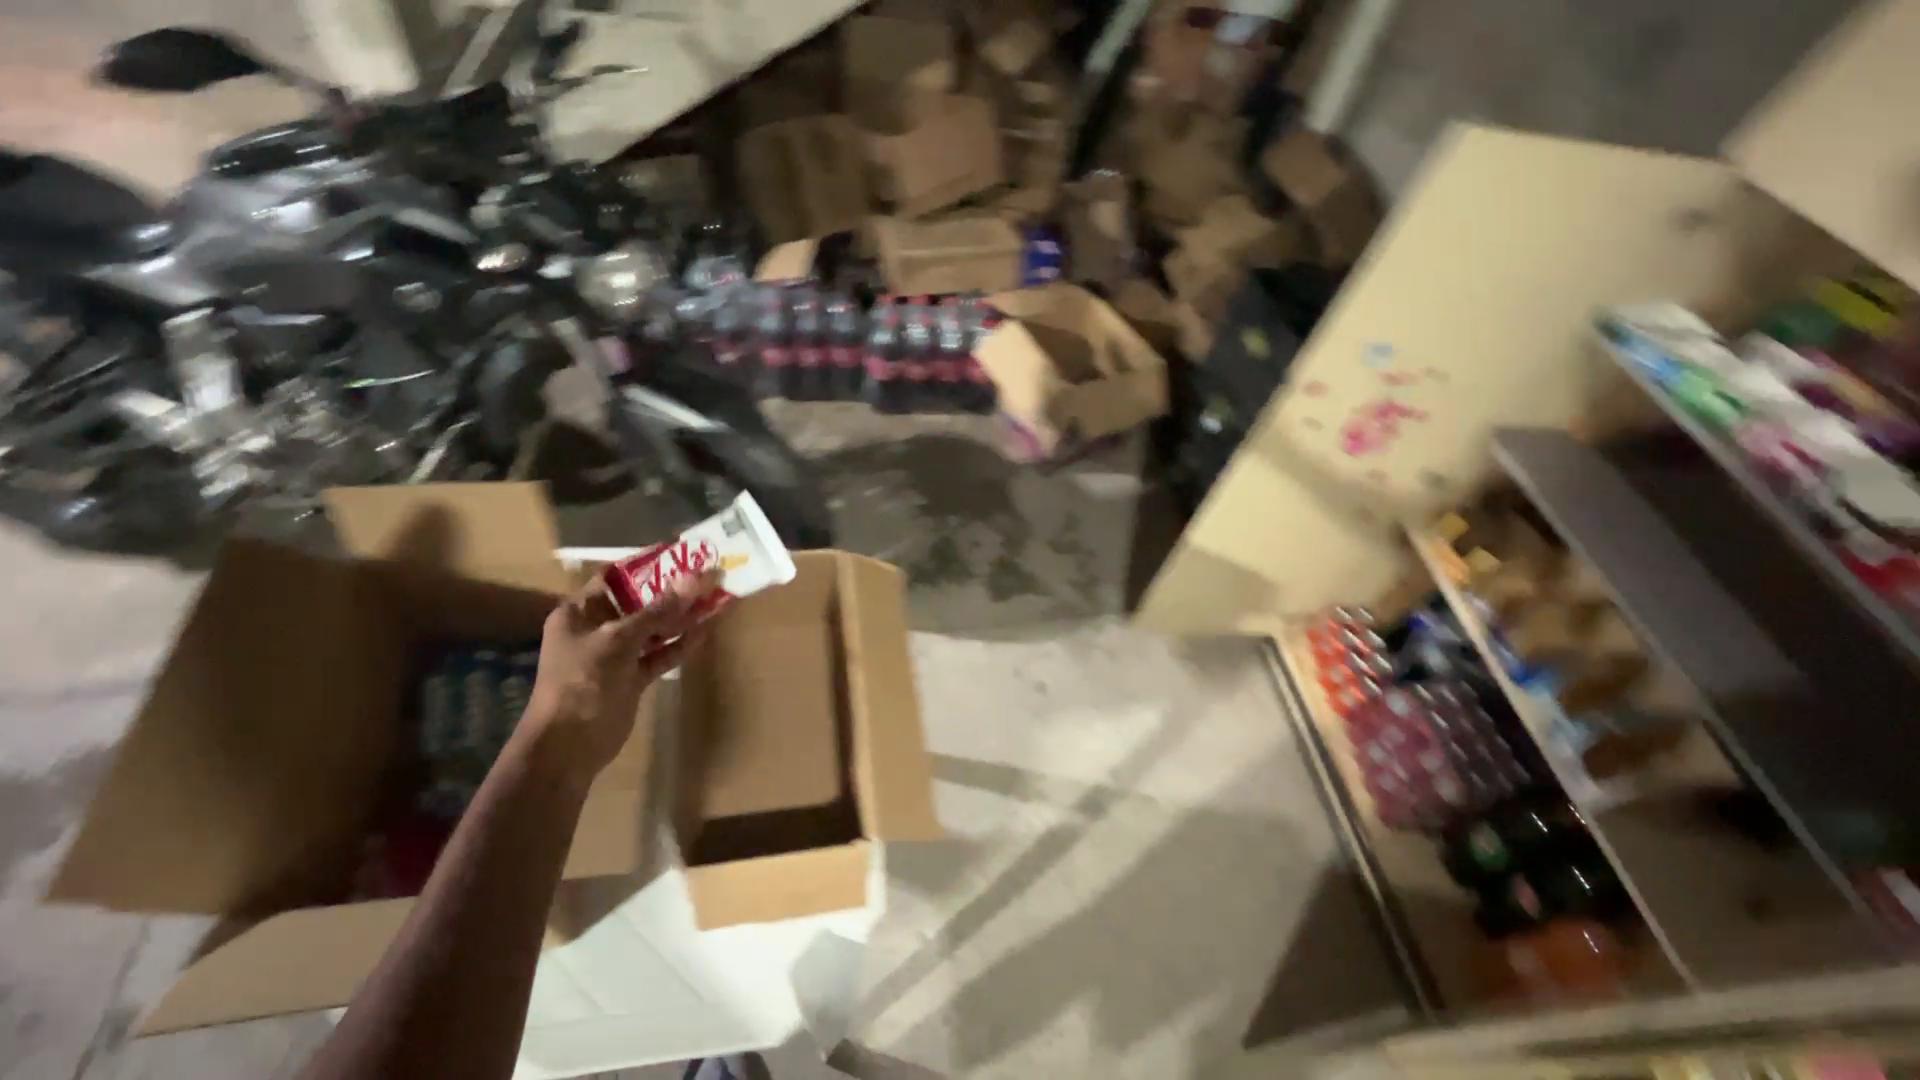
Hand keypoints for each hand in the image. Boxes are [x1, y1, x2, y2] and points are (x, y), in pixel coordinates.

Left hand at [518, 571, 718, 785]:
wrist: (568, 745)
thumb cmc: (581, 682)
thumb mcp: (618, 640)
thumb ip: (659, 610)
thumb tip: (697, 577)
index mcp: (580, 611)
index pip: (617, 576)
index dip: (649, 563)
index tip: (683, 551)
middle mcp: (597, 628)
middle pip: (641, 602)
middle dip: (674, 590)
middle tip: (710, 574)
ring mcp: (616, 654)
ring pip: (655, 628)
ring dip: (683, 616)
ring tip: (717, 598)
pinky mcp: (632, 678)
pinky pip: (660, 654)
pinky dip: (681, 644)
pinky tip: (706, 630)